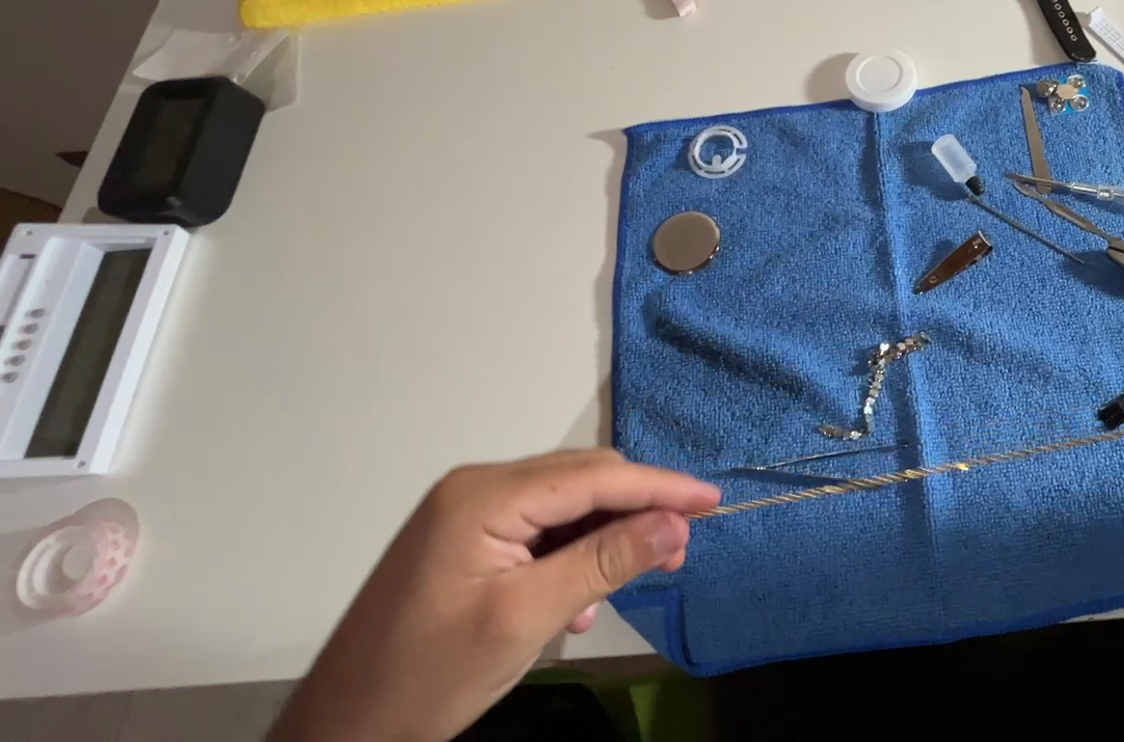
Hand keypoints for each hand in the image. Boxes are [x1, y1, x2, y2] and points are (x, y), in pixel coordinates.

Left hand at [269, 449, 719, 741]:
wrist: (339, 735)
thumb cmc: (428, 678)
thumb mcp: (526, 619)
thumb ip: (605, 562)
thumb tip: (676, 524)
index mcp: (486, 496)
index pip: (596, 477)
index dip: (661, 487)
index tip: (713, 499)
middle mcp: (480, 485)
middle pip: (585, 480)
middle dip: (639, 509)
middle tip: (680, 551)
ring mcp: (473, 510)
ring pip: (570, 502)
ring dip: (610, 534)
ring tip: (641, 574)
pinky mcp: (471, 536)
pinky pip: (545, 527)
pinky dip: (577, 552)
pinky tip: (581, 598)